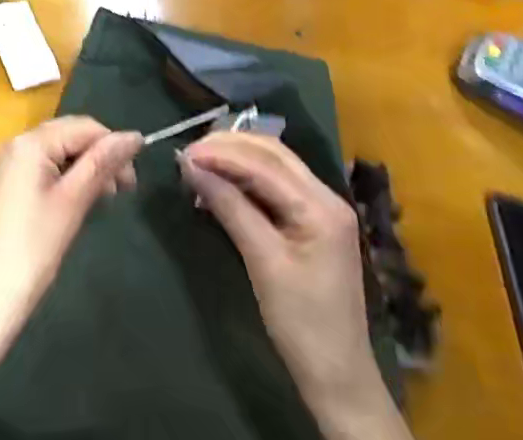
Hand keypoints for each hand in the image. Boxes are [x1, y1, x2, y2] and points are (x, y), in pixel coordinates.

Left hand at [0, 117, 142, 430]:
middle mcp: (18, 142)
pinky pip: (48, 164)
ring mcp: (12, 161)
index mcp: (31, 142)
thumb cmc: (35, 246)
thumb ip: (102, 163)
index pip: (85, 127)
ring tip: (106, 197)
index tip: (134, 181)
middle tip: (123, 189)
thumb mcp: (74, 201)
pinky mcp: (11, 181)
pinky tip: (82, 198)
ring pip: (61, 149)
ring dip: (87, 166)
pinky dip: (69, 176)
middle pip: (71, 134)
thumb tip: (135, 136)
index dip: (114, 147)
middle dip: (101, 155)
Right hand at [180, 132, 411, 439]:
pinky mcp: (312, 220)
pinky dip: (246, 177)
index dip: (223, 154)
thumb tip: (192, 167)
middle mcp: (326, 196)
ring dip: (236, 159)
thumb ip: (230, 208)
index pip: (266, 164)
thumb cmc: (301, 322)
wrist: (337, 375)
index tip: (184, 153)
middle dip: (230, 147)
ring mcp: (322, 207)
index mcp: (321, 206)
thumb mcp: (262, 262)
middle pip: (273, 154)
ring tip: (199, 162)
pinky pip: (276, 184)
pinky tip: (221, 182)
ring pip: (274, 164)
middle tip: (189, 153)